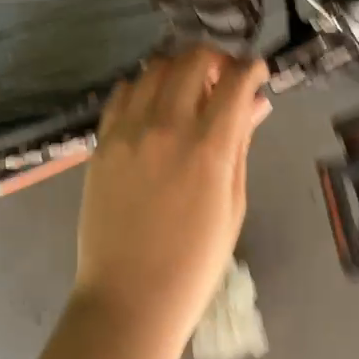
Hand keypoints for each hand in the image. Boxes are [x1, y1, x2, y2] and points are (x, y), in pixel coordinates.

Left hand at [71, 46, 271, 346]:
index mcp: (208, 148)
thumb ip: (240, 144)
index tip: (256, 71)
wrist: (129, 298)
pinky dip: (144, 87)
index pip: (235, 81)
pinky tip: (153, 106)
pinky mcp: (102, 142)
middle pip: (193, 60)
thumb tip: (255, 103)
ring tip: (188, 89)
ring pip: (155, 68)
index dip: (251, 67)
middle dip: (215, 59)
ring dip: (178, 68)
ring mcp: (129, 131)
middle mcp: (167, 127)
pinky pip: (123, 92)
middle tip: (222, 78)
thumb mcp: (232, 204)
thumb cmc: (194, 262)